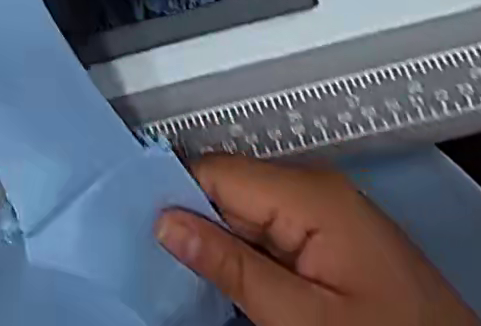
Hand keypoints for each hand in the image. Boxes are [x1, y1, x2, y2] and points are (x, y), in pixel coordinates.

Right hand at [156, 154, 478, 325]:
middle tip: (170, 262)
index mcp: (310, 193)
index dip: (176, 196)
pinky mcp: (335, 236)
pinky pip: (272, 228)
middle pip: (229, 187)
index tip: (145, 229)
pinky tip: (239, 281)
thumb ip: (231, 265)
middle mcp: (316, 186)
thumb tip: (162, 218)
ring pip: (247, 209)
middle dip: (199, 221)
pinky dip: (250, 252)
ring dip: (223, 240)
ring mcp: (328, 210)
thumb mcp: (305, 321)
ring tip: (201, 276)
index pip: (214, 171)